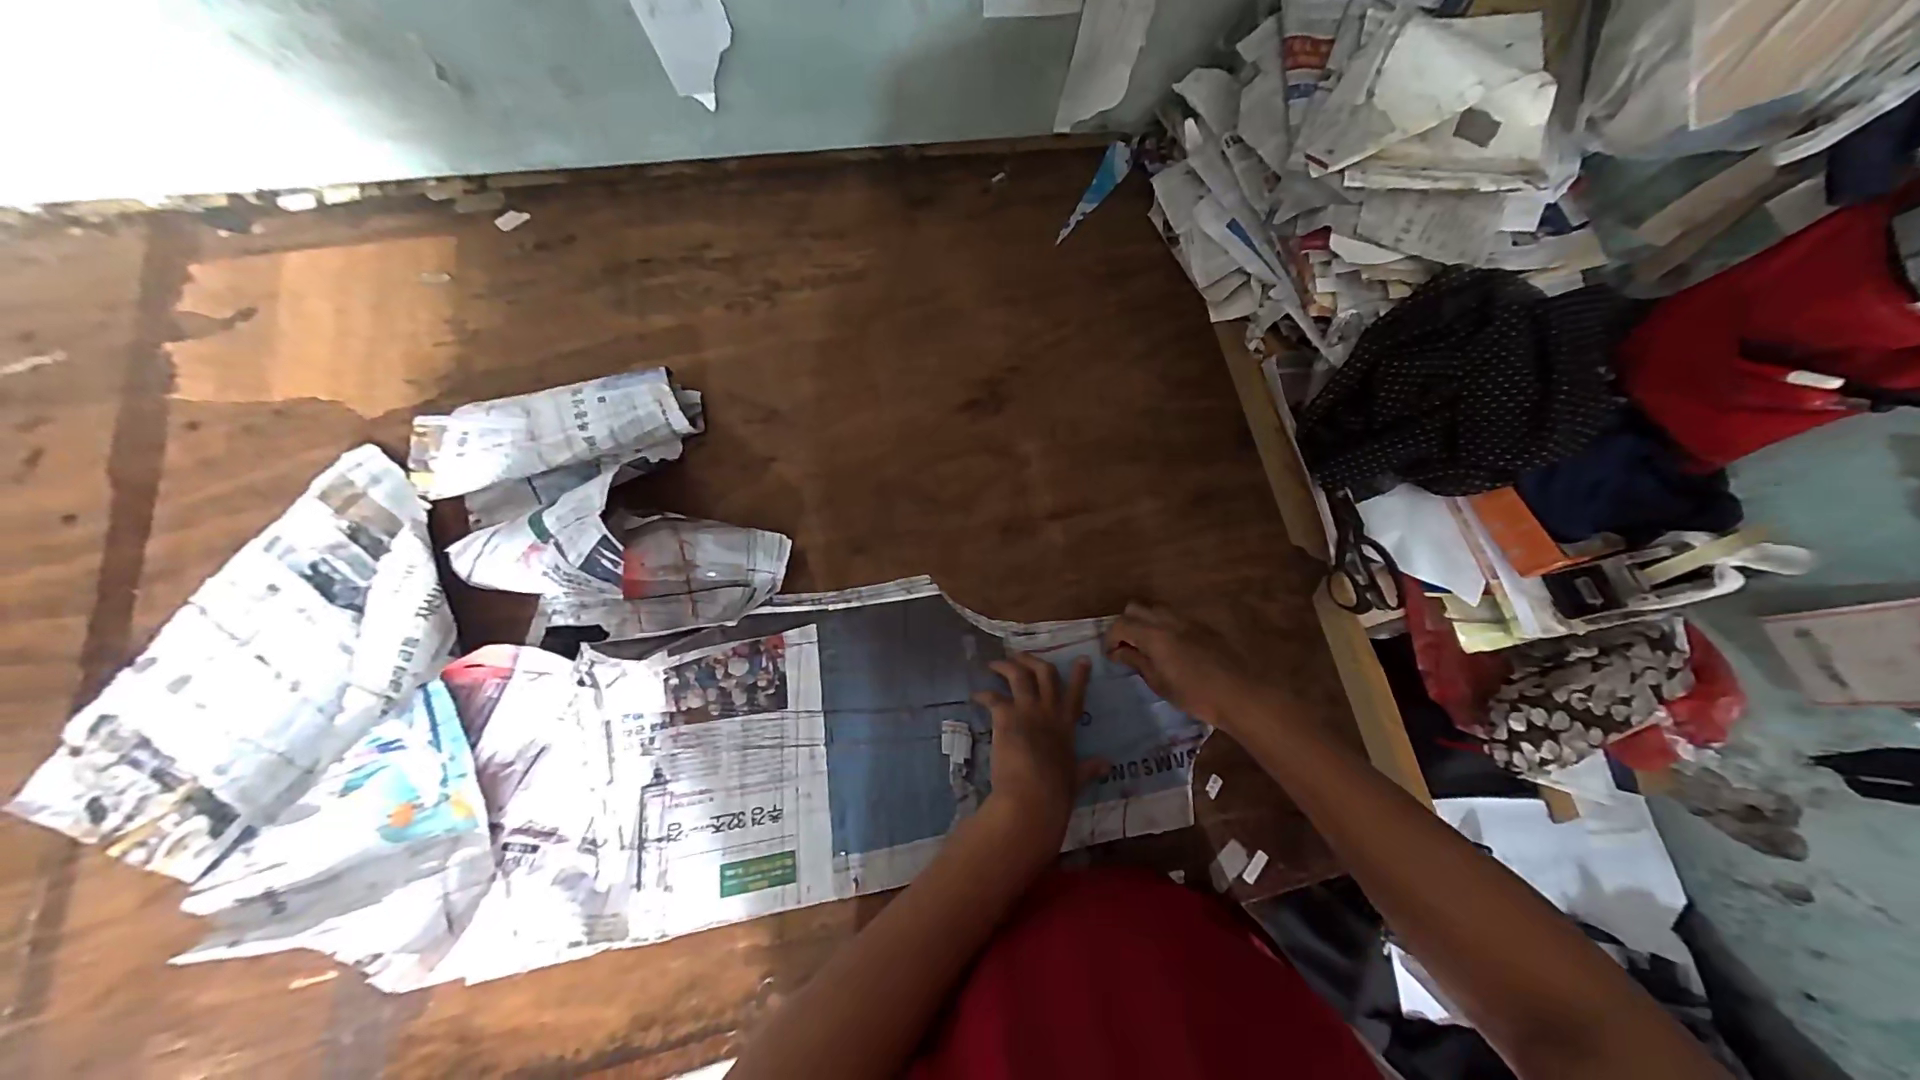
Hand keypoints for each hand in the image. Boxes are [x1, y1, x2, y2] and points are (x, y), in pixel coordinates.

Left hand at [974, 654, 1100, 841]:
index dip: (1079, 675)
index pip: (1076, 694)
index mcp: (1066, 726)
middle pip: (1045, 673)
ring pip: (1019, 675)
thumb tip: (1107, 765)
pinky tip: (976, 695)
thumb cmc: (1056, 791)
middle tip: (1021, 655)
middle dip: (1033, 660)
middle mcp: (1049, 711)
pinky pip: (992, 697)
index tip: (1081, 659)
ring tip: (994, 664)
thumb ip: (1089, 768)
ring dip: (1006, 666)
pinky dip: (983, 694)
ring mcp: (1028, 710)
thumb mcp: (1076, 777)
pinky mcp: (1005, 716)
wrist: (1033, 796)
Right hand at [1102, 602, 1277, 730]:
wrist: (1242, 693)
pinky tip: (1172, 650)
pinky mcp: (1203, 627)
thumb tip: (1119, 651)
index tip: (1112, 656)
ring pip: (1156, 609)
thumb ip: (1137, 661)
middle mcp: (1168, 620)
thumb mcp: (1159, 682)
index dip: (1110, 639)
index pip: (1121, 625)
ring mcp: (1188, 620)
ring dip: (1145, 623)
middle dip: (1125, 625)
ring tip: (1148, 648)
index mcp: (1154, 634)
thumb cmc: (1196, 694)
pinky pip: (1175, 618)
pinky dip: (1164, 627)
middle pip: (1135, 608)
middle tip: (1126, 647)